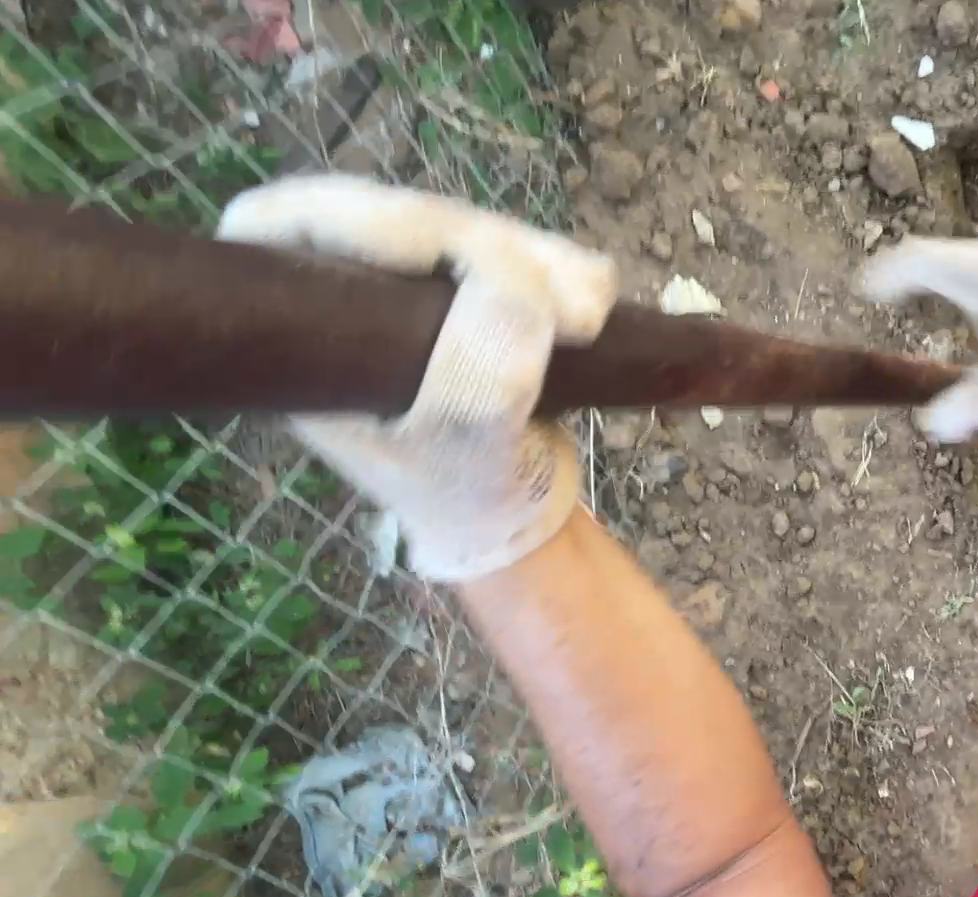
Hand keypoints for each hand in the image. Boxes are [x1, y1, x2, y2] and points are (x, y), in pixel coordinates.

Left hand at [217, 176, 617, 580]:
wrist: (514, 512)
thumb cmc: (468, 492)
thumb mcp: (467, 443)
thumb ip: (482, 370)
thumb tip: (525, 283)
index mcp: (299, 329)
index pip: (296, 226)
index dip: (367, 219)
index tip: (447, 251)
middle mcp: (349, 294)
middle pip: (403, 221)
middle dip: (490, 248)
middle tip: (574, 309)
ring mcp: (420, 292)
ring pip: (469, 233)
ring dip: (543, 261)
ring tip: (595, 309)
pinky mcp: (480, 296)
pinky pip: (517, 255)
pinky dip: (563, 268)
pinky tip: (598, 291)